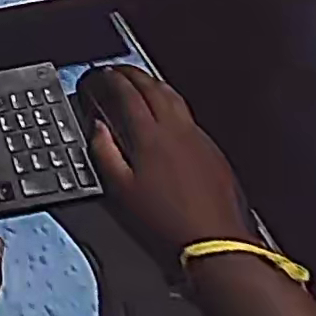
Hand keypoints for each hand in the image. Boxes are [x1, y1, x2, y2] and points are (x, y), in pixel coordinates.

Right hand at [81, 65, 255, 250]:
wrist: (218, 245)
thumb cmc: (165, 220)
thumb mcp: (121, 189)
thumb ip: (104, 152)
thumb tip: (98, 129)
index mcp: (150, 136)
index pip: (128, 94)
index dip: (113, 79)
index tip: (104, 74)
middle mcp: (175, 130)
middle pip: (153, 88)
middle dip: (134, 74)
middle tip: (119, 70)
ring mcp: (198, 139)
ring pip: (175, 98)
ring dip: (155, 84)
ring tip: (143, 81)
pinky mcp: (214, 151)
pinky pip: (190, 116)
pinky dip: (173, 104)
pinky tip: (167, 112)